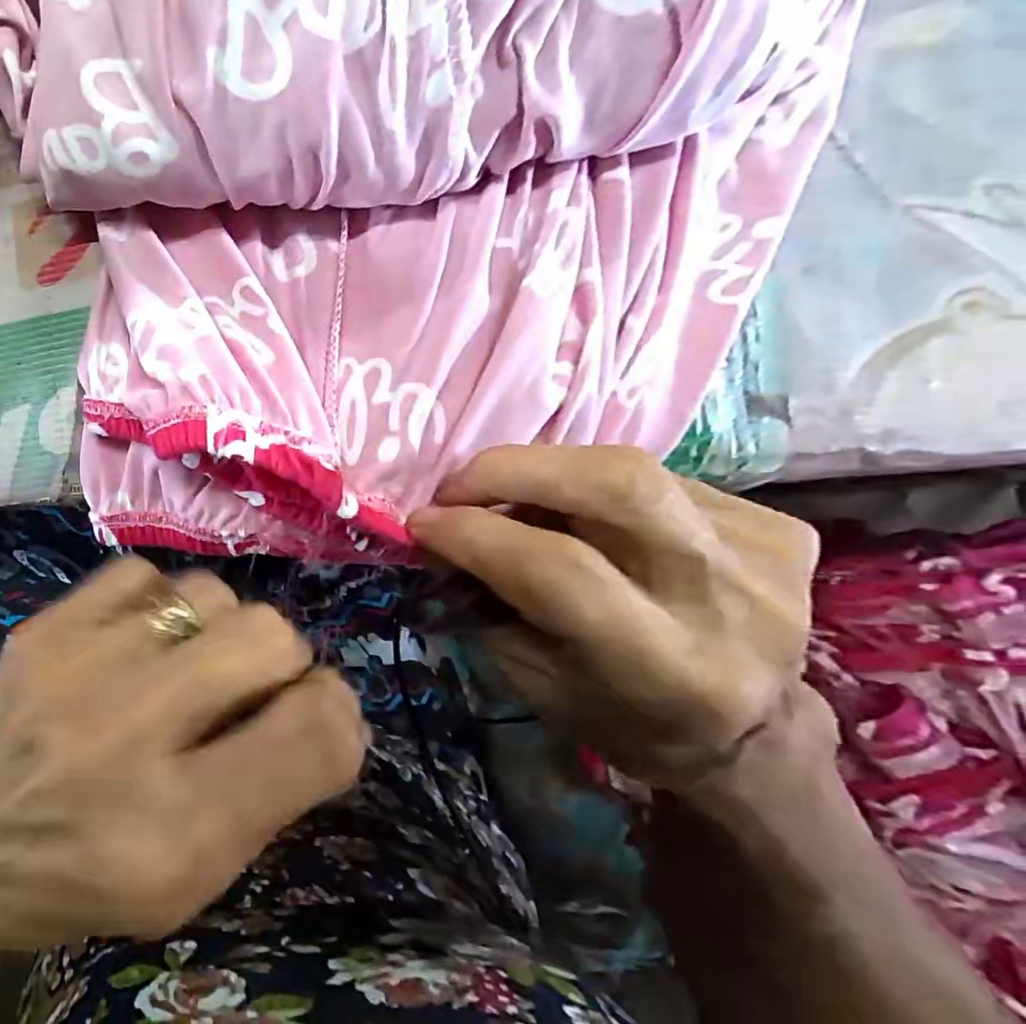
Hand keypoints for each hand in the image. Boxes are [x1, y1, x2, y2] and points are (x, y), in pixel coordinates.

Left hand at [0, 558, 366, 983]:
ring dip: (217, 630)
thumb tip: (323, 703)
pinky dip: (156, 604)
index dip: (337, 716)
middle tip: (247, 690)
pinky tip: (138, 641)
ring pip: (208, 593)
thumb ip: (267, 793)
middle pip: (268, 636)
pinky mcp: (43, 628)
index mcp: (179, 828)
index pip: (314, 734)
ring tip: (187, 664)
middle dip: (281, 663)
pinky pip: (142, 574)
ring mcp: (78, 667)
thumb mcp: (188, 880)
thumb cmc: (80, 874)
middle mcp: (129, 734)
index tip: (313, 716)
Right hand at [406, 445, 826, 795]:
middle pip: (618, 486)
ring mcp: (763, 557)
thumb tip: (441, 532)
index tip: (420, 523)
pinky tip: (577, 514)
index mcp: (660, 664)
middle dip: (512, 469)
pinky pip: (659, 480)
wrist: (747, 733)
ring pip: (632, 470)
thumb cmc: (615, 716)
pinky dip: (592, 487)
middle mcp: (725, 602)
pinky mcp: (780, 529)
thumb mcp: (531, 678)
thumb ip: (487, 602)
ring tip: (503, 496)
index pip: (559, 569)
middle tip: (455, 484)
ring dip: (543, 473)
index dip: (476, 534)